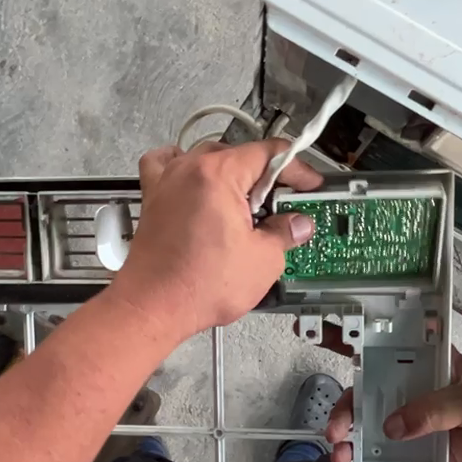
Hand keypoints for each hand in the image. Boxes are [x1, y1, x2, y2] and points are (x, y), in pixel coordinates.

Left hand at [111, 139, 322, 339]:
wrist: (153, 308)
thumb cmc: (195, 286)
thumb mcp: (262, 260)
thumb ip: (285, 234)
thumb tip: (296, 225)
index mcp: (219, 174)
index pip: (270, 154)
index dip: (297, 168)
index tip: (308, 184)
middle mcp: (189, 169)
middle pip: (239, 155)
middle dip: (266, 179)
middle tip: (284, 207)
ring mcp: (167, 182)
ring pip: (207, 158)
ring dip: (232, 175)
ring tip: (246, 206)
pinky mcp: (153, 200)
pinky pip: (166, 166)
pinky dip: (184, 168)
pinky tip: (197, 185)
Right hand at [326, 349, 461, 461]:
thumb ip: (439, 408)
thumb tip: (391, 425)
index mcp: (437, 366)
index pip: (398, 344)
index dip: (367, 341)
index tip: (334, 339)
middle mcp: (416, 388)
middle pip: (371, 383)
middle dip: (348, 399)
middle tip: (338, 425)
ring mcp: (407, 419)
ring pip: (365, 414)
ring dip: (345, 426)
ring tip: (338, 447)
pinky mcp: (403, 448)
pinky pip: (371, 444)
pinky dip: (354, 449)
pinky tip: (345, 460)